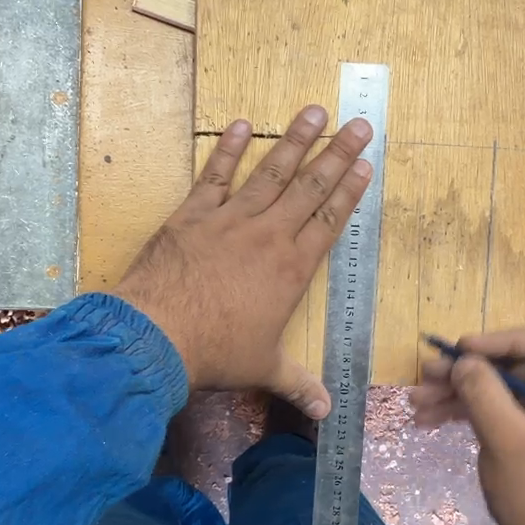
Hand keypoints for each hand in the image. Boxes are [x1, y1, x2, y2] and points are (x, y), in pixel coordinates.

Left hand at [108, 106, 372, 417]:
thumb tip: (328, 413)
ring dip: (293, 141)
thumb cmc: (216, 353)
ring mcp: (229, 220)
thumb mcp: (263, 370)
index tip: (366, 164)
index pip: (329, 222)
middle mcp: (267, 235)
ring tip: (313, 111)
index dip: (349, 191)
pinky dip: (226, 149)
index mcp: (291, 269)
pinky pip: (213, 175)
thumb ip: (298, 385)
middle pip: (309, 188)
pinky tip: (239, 125)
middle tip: (359, 123)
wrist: (159, 334)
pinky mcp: (193, 214)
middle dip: (336, 153)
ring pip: (269, 173)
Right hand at [410, 325, 524, 524]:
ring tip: (416, 401)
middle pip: (519, 365)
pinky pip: (503, 413)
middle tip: (424, 374)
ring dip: (460, 392)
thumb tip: (461, 359)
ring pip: (505, 390)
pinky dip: (469, 414)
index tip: (459, 350)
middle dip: (469, 370)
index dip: (499, 339)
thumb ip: (483, 391)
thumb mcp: (508, 440)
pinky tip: (431, 420)